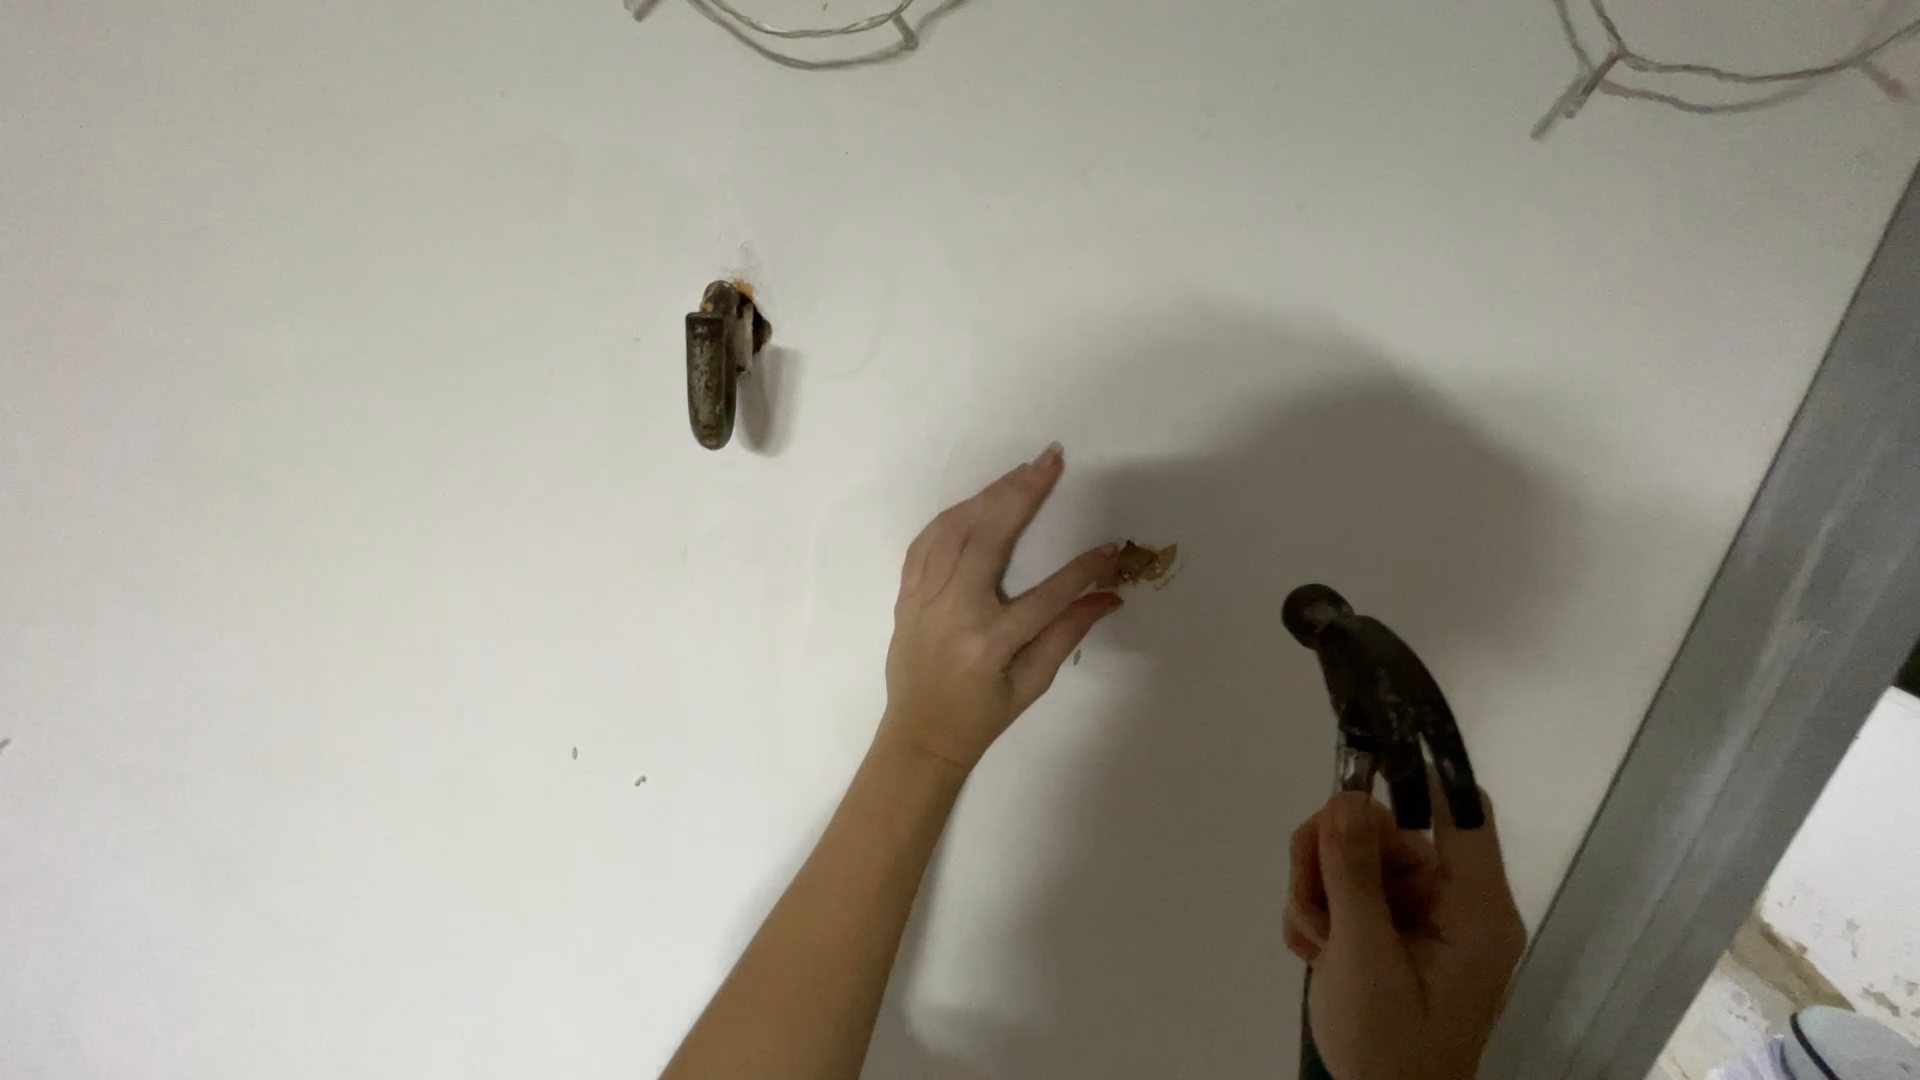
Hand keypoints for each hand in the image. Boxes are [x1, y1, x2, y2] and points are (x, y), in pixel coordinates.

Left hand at [878, 442, 1122, 772]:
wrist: (918, 735)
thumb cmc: (980, 716)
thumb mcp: (1031, 685)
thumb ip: (1066, 636)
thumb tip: (1108, 596)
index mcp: (988, 644)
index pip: (1046, 597)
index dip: (1082, 571)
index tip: (1110, 547)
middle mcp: (952, 613)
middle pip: (989, 539)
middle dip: (1022, 494)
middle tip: (1050, 460)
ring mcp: (923, 599)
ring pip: (953, 530)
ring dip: (987, 495)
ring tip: (1021, 472)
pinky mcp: (907, 594)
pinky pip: (925, 542)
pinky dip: (951, 516)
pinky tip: (975, 500)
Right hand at [1285, 788, 1526, 1079]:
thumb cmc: (1389, 1043)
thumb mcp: (1365, 959)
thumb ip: (1353, 876)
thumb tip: (1345, 794)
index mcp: (1472, 908)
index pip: (1462, 811)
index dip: (1420, 774)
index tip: (1360, 755)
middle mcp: (1444, 896)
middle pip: (1377, 825)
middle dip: (1328, 857)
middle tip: (1309, 904)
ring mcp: (1409, 907)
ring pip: (1345, 849)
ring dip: (1313, 889)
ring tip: (1313, 940)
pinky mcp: (1378, 920)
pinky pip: (1334, 880)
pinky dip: (1313, 909)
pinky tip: (1314, 950)